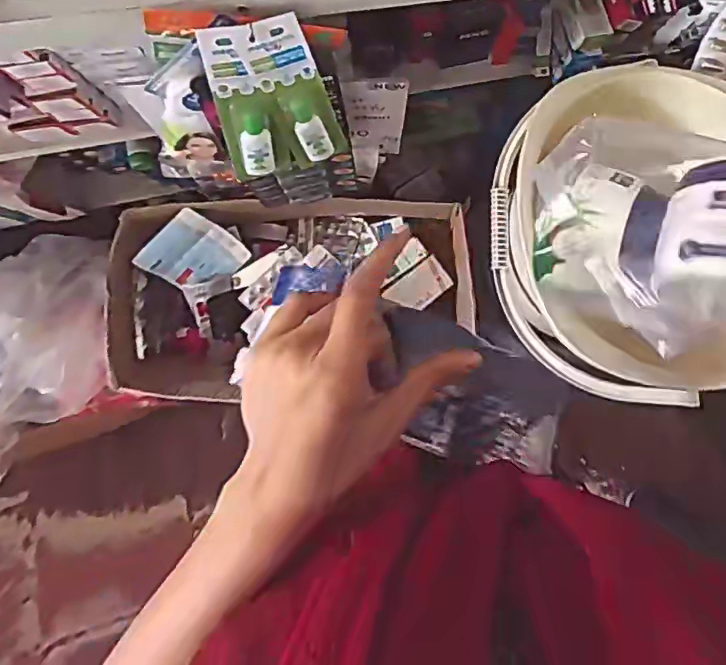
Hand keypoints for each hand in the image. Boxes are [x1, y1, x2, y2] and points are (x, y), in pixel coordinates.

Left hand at [223, 232, 481, 540]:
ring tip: (344, 358)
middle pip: (351, 306)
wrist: (274, 488)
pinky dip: (314, 316)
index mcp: (336, 368)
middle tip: (374, 370)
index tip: (401, 237)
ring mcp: (273, 349)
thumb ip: (427, 380)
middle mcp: (301, 351)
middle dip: (372, 329)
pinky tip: (319, 344)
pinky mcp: (257, 351)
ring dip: (343, 322)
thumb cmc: (334, 460)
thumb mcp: (387, 421)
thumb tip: (468, 357)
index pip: (359, 295)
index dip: (382, 259)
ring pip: (325, 307)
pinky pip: (293, 309)